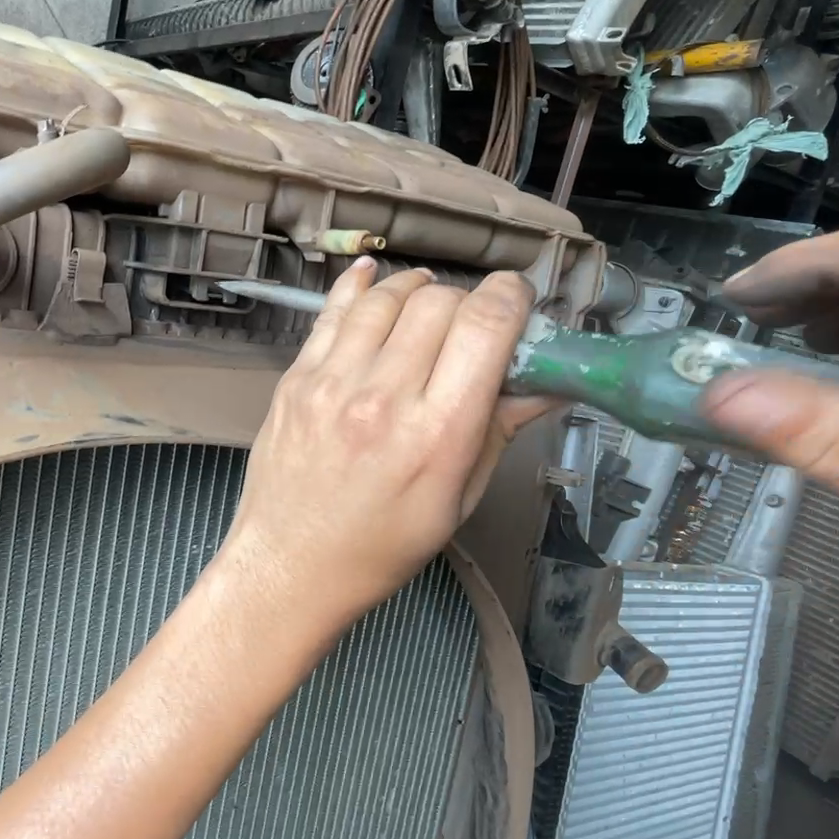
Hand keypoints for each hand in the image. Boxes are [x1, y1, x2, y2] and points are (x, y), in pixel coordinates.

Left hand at [219, 259, 553, 631]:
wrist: (290, 563)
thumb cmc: (382, 545)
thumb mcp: (457, 500)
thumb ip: (499, 430)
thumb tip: (548, 382)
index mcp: (436, 433)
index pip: (483, 327)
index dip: (510, 299)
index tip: (516, 302)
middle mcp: (383, 397)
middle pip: (437, 302)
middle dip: (465, 300)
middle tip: (467, 323)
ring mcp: (331, 383)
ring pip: (383, 297)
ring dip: (413, 289)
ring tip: (424, 301)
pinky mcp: (295, 379)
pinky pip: (330, 312)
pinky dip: (357, 286)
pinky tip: (372, 276)